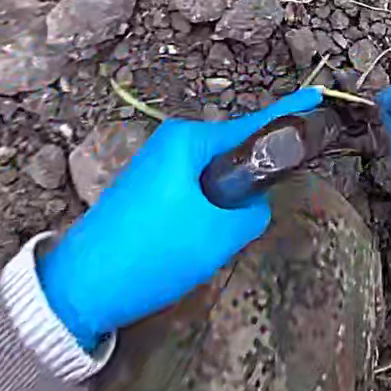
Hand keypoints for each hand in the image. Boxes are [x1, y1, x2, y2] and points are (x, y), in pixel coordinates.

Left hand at [37, 87, 323, 348]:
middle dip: (258, 165)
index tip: (317, 96)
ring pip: (215, 169)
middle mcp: (173, 141)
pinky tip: (212, 225)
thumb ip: (253, 215)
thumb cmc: (151, 254)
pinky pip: (196, 182)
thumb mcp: (218, 237)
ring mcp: (157, 163)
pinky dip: (211, 198)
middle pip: (236, 147)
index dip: (291, 111)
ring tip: (237, 220)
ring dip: (232, 189)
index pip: (254, 123)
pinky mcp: (148, 186)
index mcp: (190, 141)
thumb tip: (255, 207)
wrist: (73, 295)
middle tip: (282, 181)